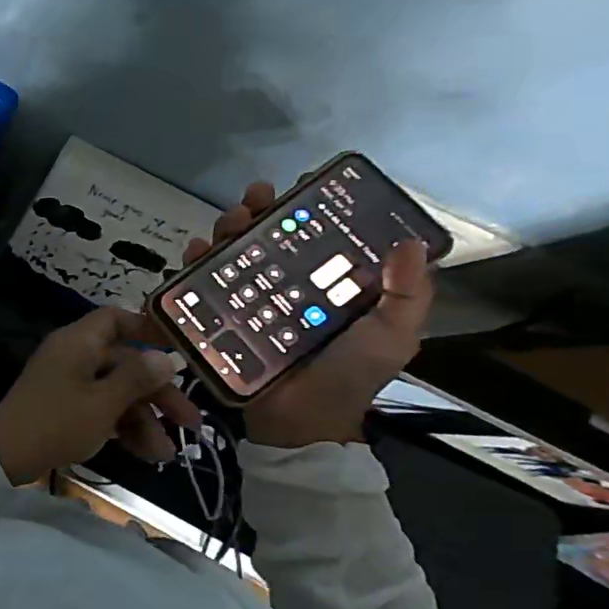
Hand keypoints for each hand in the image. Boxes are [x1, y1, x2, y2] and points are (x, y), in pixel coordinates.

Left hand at [0, 307, 201, 483]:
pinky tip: (146, 454)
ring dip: (144, 419)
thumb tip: (166, 357)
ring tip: (167, 454)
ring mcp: (70, 381)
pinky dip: (123, 426)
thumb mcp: (103, 402)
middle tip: (191, 421)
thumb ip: (137, 378)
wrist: (5, 456)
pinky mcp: (66, 406)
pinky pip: (102, 407)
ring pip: (117, 391)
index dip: (147, 328)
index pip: (116, 319)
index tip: (177, 347)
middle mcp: (75, 355)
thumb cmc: (57, 421)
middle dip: (158, 393)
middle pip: (125, 363)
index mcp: (79, 342)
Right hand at [183, 182, 433, 447]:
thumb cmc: (349, 376)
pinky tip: (196, 250)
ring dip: (229, 227)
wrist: (300, 425)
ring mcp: (251, 298)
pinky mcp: (222, 316)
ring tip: (231, 221)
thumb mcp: (390, 336)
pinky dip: (195, 262)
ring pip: (235, 250)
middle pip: (268, 234)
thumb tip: (412, 242)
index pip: (315, 232)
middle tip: (256, 197)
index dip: (308, 205)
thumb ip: (406, 294)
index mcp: (326, 282)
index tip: (302, 183)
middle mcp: (287, 282)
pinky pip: (202, 283)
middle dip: (260, 208)